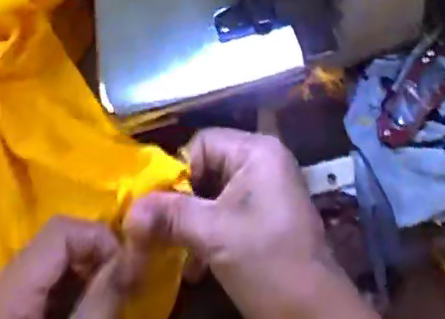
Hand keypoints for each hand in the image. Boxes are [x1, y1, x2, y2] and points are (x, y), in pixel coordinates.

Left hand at [0, 216, 139, 318]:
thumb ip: (103, 294)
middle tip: (121, 285)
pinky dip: (60, 294)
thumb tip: (139, 248)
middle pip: (51, 244)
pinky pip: (31, 289)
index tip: (128, 267)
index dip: (100, 238)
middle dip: (92, 257)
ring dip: (79, 277)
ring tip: (104, 301)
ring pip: (43, 267)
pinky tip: (77, 310)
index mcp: (6, 284)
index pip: (60, 229)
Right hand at [125, 130, 376, 318]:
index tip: (157, 207)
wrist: (316, 316)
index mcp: (257, 151)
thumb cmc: (268, 262)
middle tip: (160, 232)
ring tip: (177, 253)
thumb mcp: (215, 236)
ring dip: (191, 223)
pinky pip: (225, 214)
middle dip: (181, 202)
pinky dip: (207, 235)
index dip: (177, 172)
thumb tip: (128, 212)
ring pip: (212, 195)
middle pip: (205, 168)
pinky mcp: (264, 221)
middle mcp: (262, 162)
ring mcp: (266, 192)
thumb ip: (171, 217)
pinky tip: (196, 266)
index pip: (202, 143)